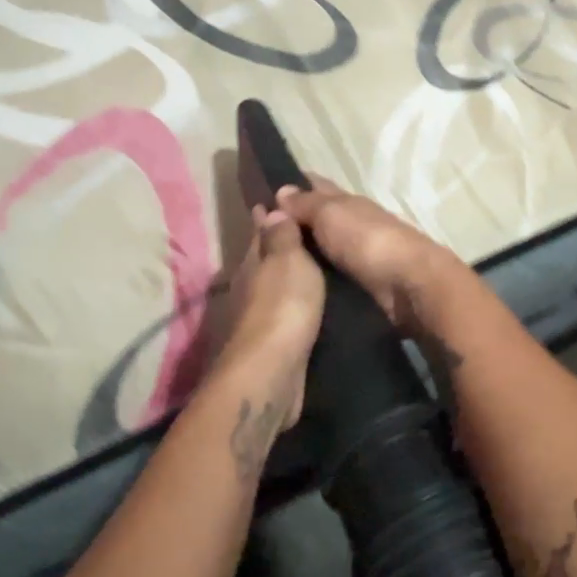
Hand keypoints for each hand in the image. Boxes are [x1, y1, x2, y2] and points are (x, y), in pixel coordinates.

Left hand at [211, 206, 324, 427]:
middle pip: (268, 261)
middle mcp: (250, 288)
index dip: (273, 216)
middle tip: (318, 235)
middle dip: (286, 248)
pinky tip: (320, 309)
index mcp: (252, 262)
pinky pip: (289, 319)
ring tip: (326, 270)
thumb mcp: (288, 260)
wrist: (271, 374)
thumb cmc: (282, 307)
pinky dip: (300, 310)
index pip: (262, 230)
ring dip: (293, 282)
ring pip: (278, 291)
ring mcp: (259, 320)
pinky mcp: (273, 348)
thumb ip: (283, 236)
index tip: (289, 201)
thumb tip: (271, 210)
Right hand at [274, 176, 460, 327]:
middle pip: (317, 220)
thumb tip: (282, 190)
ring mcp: (357, 255)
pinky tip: (293, 286)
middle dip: (290, 225)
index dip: (291, 188)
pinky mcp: (360, 284)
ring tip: (265, 267)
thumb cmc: (367, 240)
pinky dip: (313, 277)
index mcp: (347, 202)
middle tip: (251, 239)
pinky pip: (329, 275)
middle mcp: (352, 224)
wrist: (407, 283)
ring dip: (300, 255)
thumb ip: (307, 204)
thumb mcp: (331, 214)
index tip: (260, 193)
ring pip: (321, 249)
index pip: (315, 187)